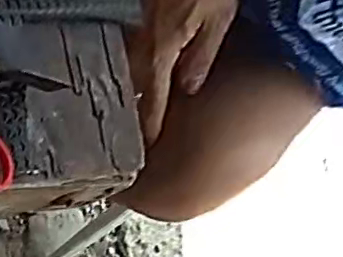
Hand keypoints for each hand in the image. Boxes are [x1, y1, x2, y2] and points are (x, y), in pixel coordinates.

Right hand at [127, 0, 235, 144]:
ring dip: (127, 106)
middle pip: (131, 102)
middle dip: (133, 124)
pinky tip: (130, 91)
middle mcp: (135, 59)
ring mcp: (126, 49)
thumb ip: (202, 55)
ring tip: (129, 124)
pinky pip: (124, 70)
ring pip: (124, 88)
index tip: (146, 155)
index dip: (149, 133)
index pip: (150, 109)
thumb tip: (189, 89)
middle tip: (133, 146)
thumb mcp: (218, 13)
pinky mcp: (125, 37)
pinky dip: (127, 85)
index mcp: (157, 59)